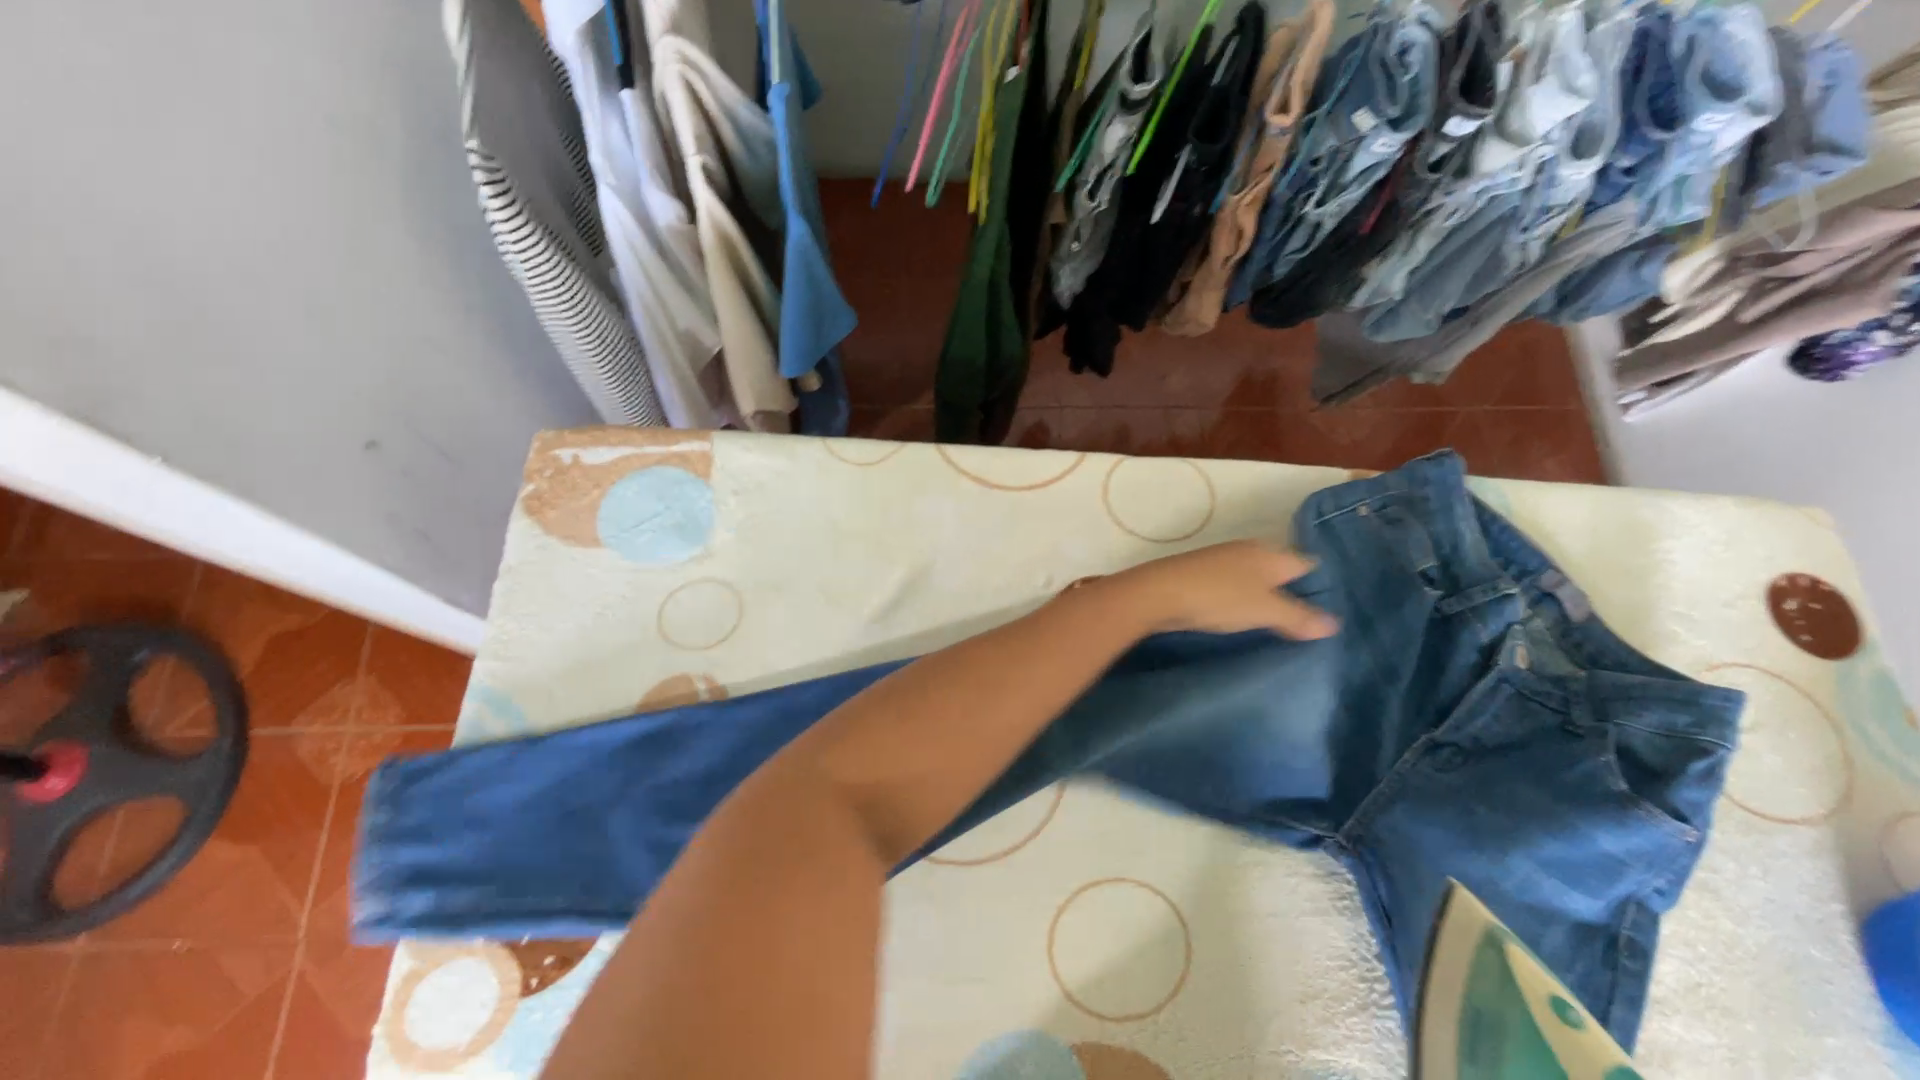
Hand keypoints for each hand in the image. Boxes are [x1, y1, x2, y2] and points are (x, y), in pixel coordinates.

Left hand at [1096, 540, 1337, 639]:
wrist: (1157, 593)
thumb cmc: (1218, 598)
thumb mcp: (1264, 611)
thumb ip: (1298, 617)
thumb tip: (1335, 624)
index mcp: (1270, 552)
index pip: (1307, 565)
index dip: (1320, 586)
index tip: (1329, 611)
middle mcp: (1248, 549)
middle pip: (1281, 570)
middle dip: (1292, 593)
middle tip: (1305, 624)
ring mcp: (1222, 559)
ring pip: (1255, 577)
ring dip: (1263, 597)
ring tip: (1276, 625)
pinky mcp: (1200, 573)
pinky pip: (1232, 586)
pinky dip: (1240, 600)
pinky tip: (1239, 617)